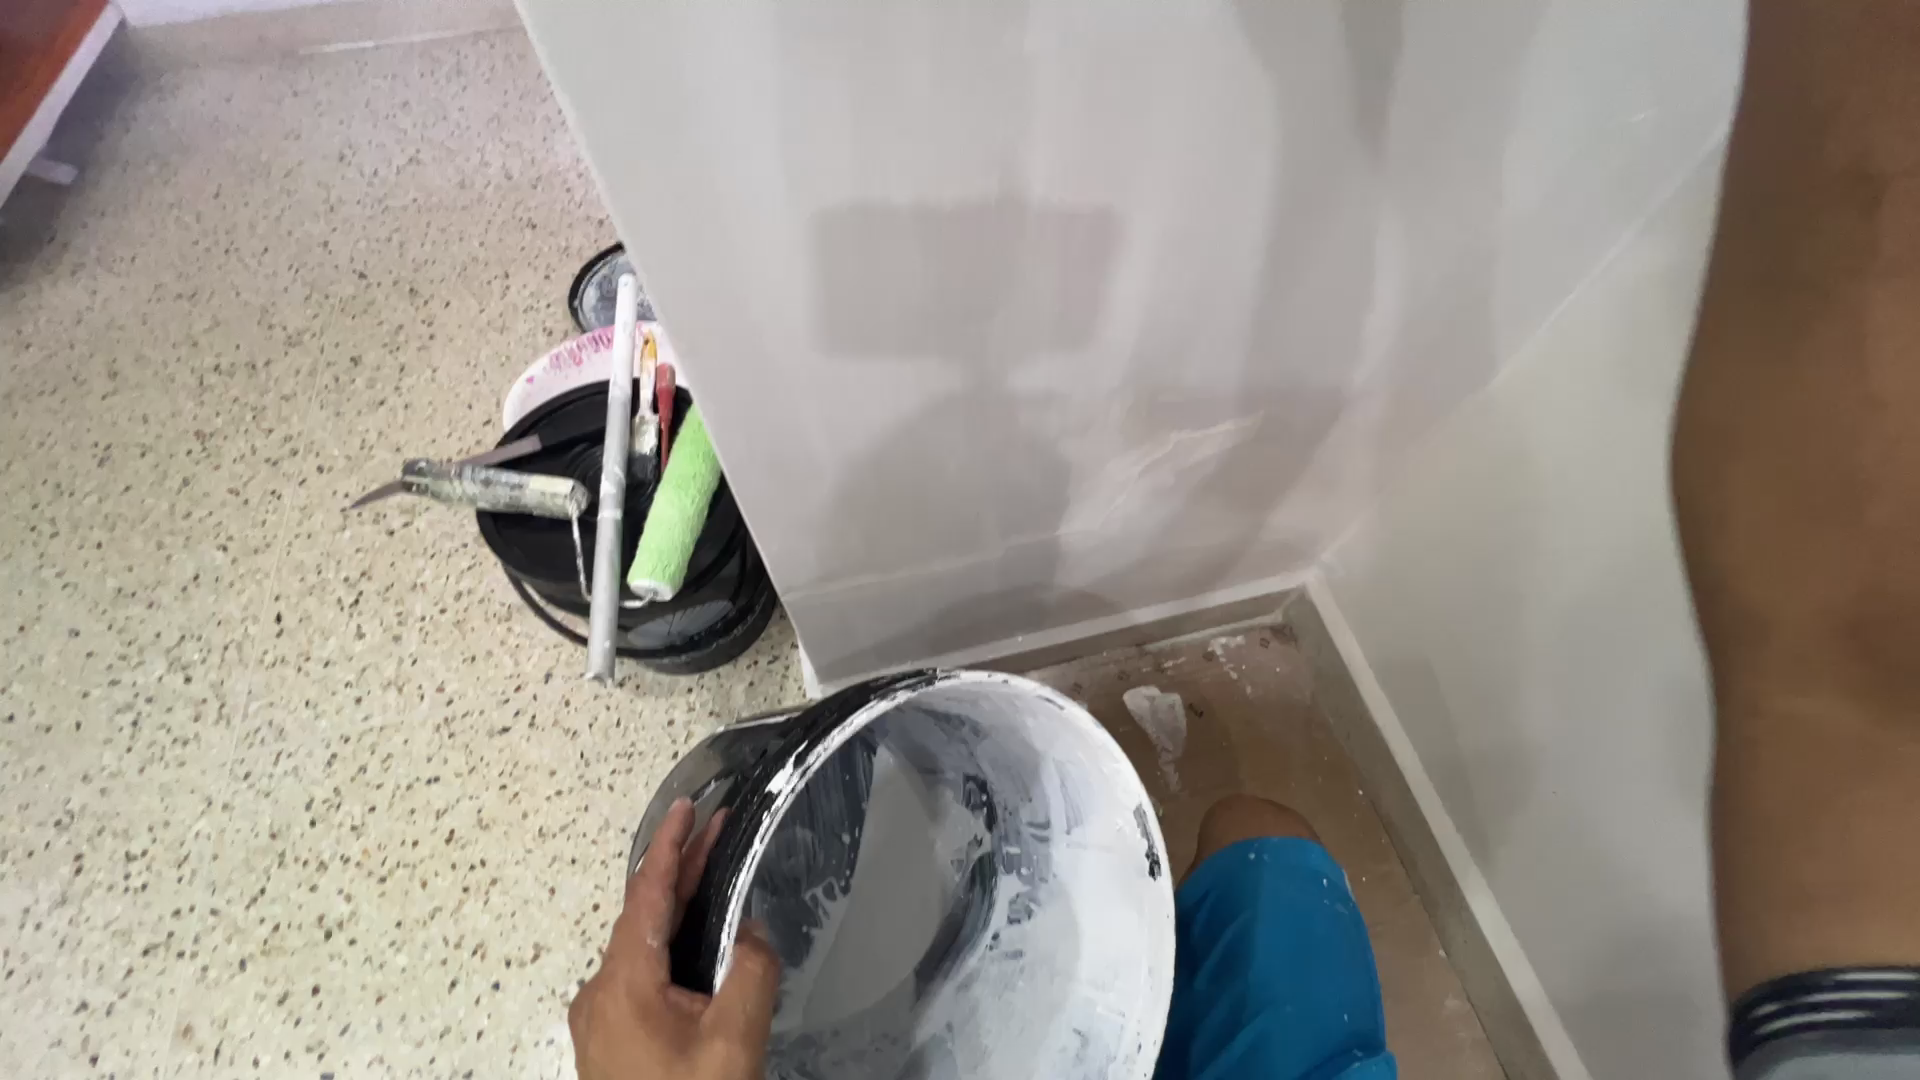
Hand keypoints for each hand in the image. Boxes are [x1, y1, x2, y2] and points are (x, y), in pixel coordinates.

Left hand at [570, 798, 781, 1079]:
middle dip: (682, 864)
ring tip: (715, 865)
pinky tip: (698, 932)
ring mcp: (602, 1016)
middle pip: (644, 912)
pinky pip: (642, 966)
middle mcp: (602, 992)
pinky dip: (671, 934)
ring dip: (678, 900)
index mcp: (623, 983)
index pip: (647, 894)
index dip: (670, 845)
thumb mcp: (735, 1039)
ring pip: (643, 939)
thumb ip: (752, 969)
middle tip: (720, 824)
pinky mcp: (612, 1036)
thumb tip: (753, 933)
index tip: (688, 805)